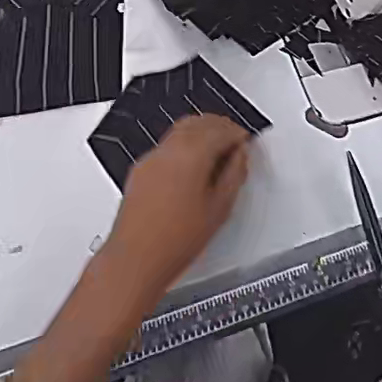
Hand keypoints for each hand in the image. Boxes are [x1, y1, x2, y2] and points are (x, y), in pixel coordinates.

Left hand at [103, 115, 253, 297]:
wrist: (136, 259)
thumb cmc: (174, 241)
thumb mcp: (219, 208)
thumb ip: (234, 175)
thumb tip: (239, 157)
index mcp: (191, 154)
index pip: (221, 129)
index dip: (237, 133)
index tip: (245, 141)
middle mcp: (168, 150)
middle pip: (199, 122)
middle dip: (220, 127)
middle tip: (235, 140)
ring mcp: (151, 158)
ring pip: (181, 130)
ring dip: (201, 133)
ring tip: (216, 152)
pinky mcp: (141, 169)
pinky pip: (166, 145)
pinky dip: (184, 145)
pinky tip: (192, 166)